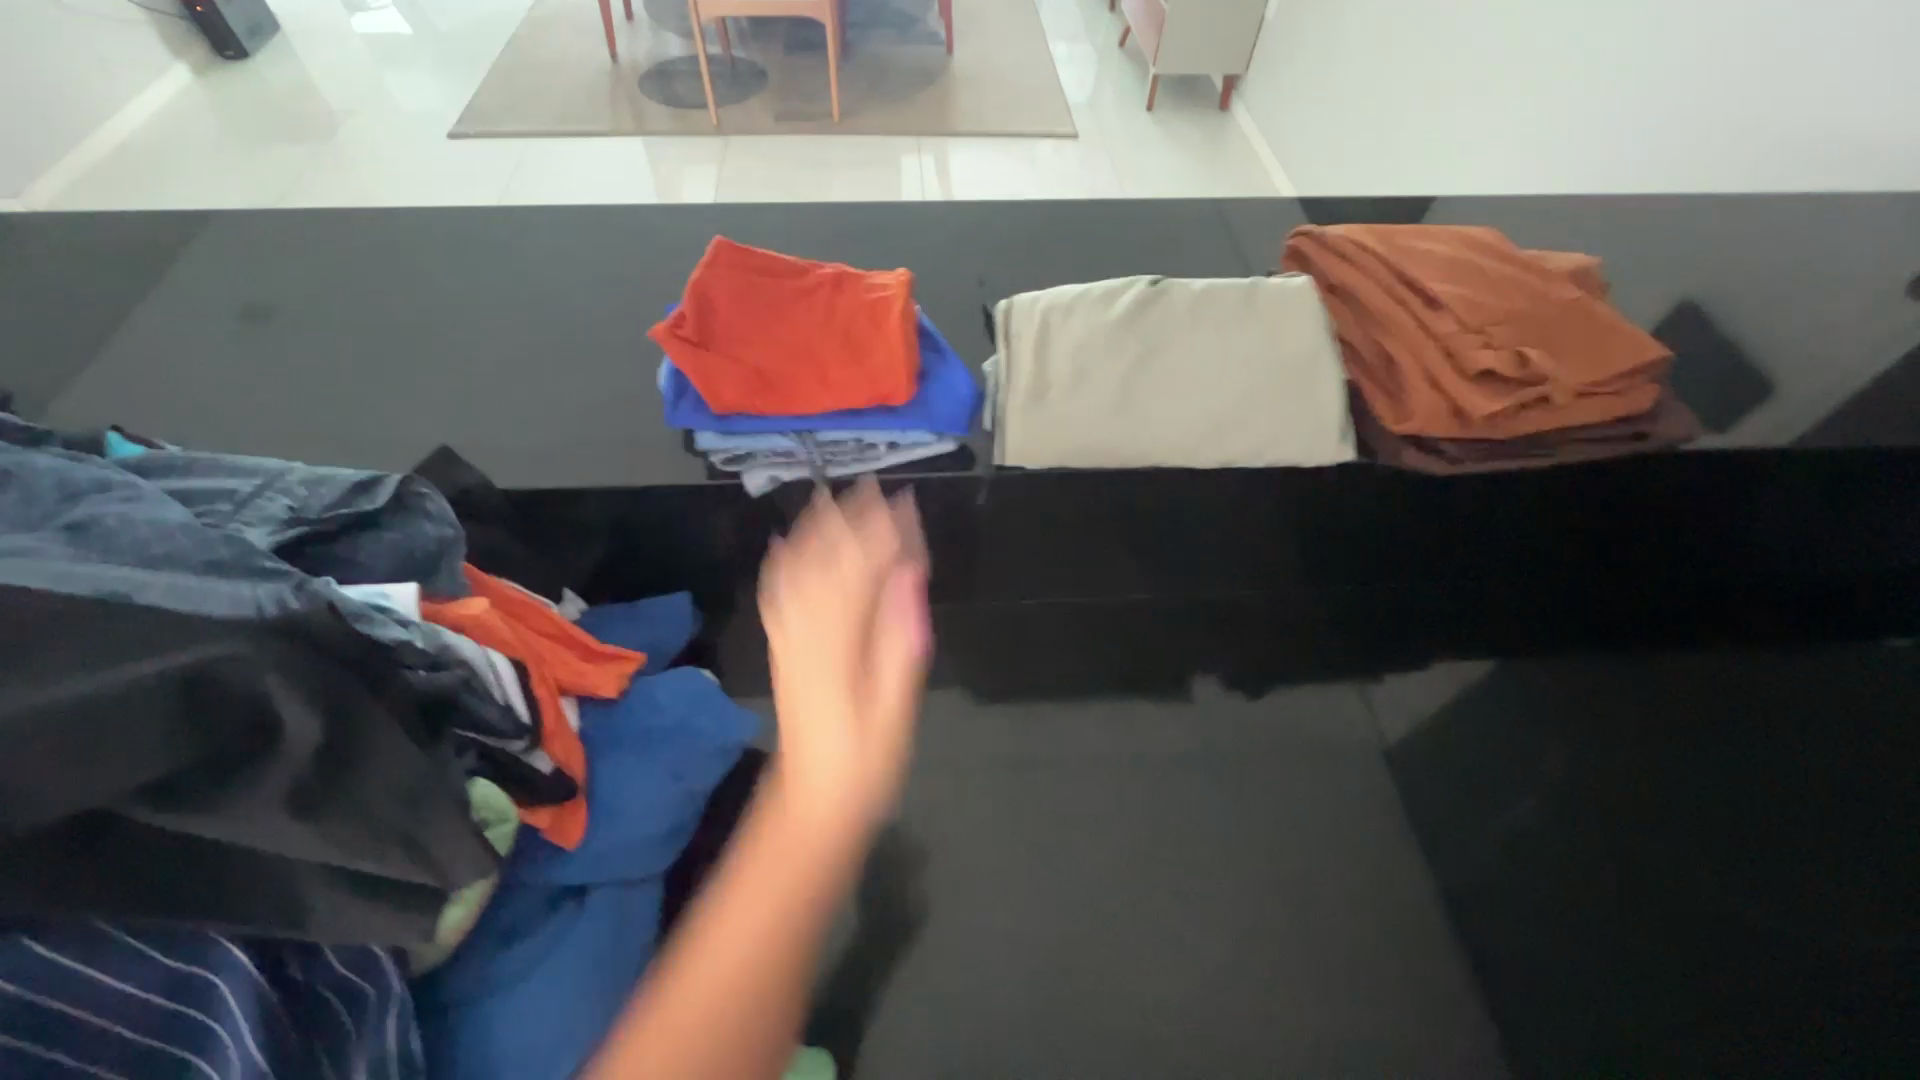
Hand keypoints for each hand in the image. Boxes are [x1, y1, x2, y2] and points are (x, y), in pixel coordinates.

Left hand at [758, 477, 930, 831]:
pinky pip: (776, 595)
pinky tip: (784, 547)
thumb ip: (898, 636)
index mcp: (840, 641)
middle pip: (827, 560)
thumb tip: (908, 575)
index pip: (864, 569)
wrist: (811, 801)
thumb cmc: (865, 759)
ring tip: (830, 498)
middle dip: (850, 519)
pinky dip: (783, 564)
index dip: (885, 531)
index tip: (905, 501)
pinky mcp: (781, 651)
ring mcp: (788, 639)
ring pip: (797, 571)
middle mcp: (807, 630)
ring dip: (815, 532)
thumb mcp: (893, 704)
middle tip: (872, 486)